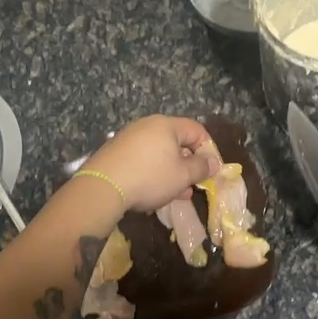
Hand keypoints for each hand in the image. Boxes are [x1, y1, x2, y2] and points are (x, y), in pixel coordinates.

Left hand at [80, 115, 222, 214]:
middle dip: (189, 164)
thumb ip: (202, 167)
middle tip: (195, 183)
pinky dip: (154, 172)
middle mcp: (147, 126)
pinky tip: (156, 191)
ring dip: (172, 171)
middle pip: (177, 141)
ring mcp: (129, 138)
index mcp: (166, 125)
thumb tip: (214, 162)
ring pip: (160, 153)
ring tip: (179, 193)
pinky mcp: (116, 153)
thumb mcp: (182, 176)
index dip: (209, 149)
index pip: (197, 130)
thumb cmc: (150, 178)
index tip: (212, 170)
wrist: (103, 187)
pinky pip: (143, 159)